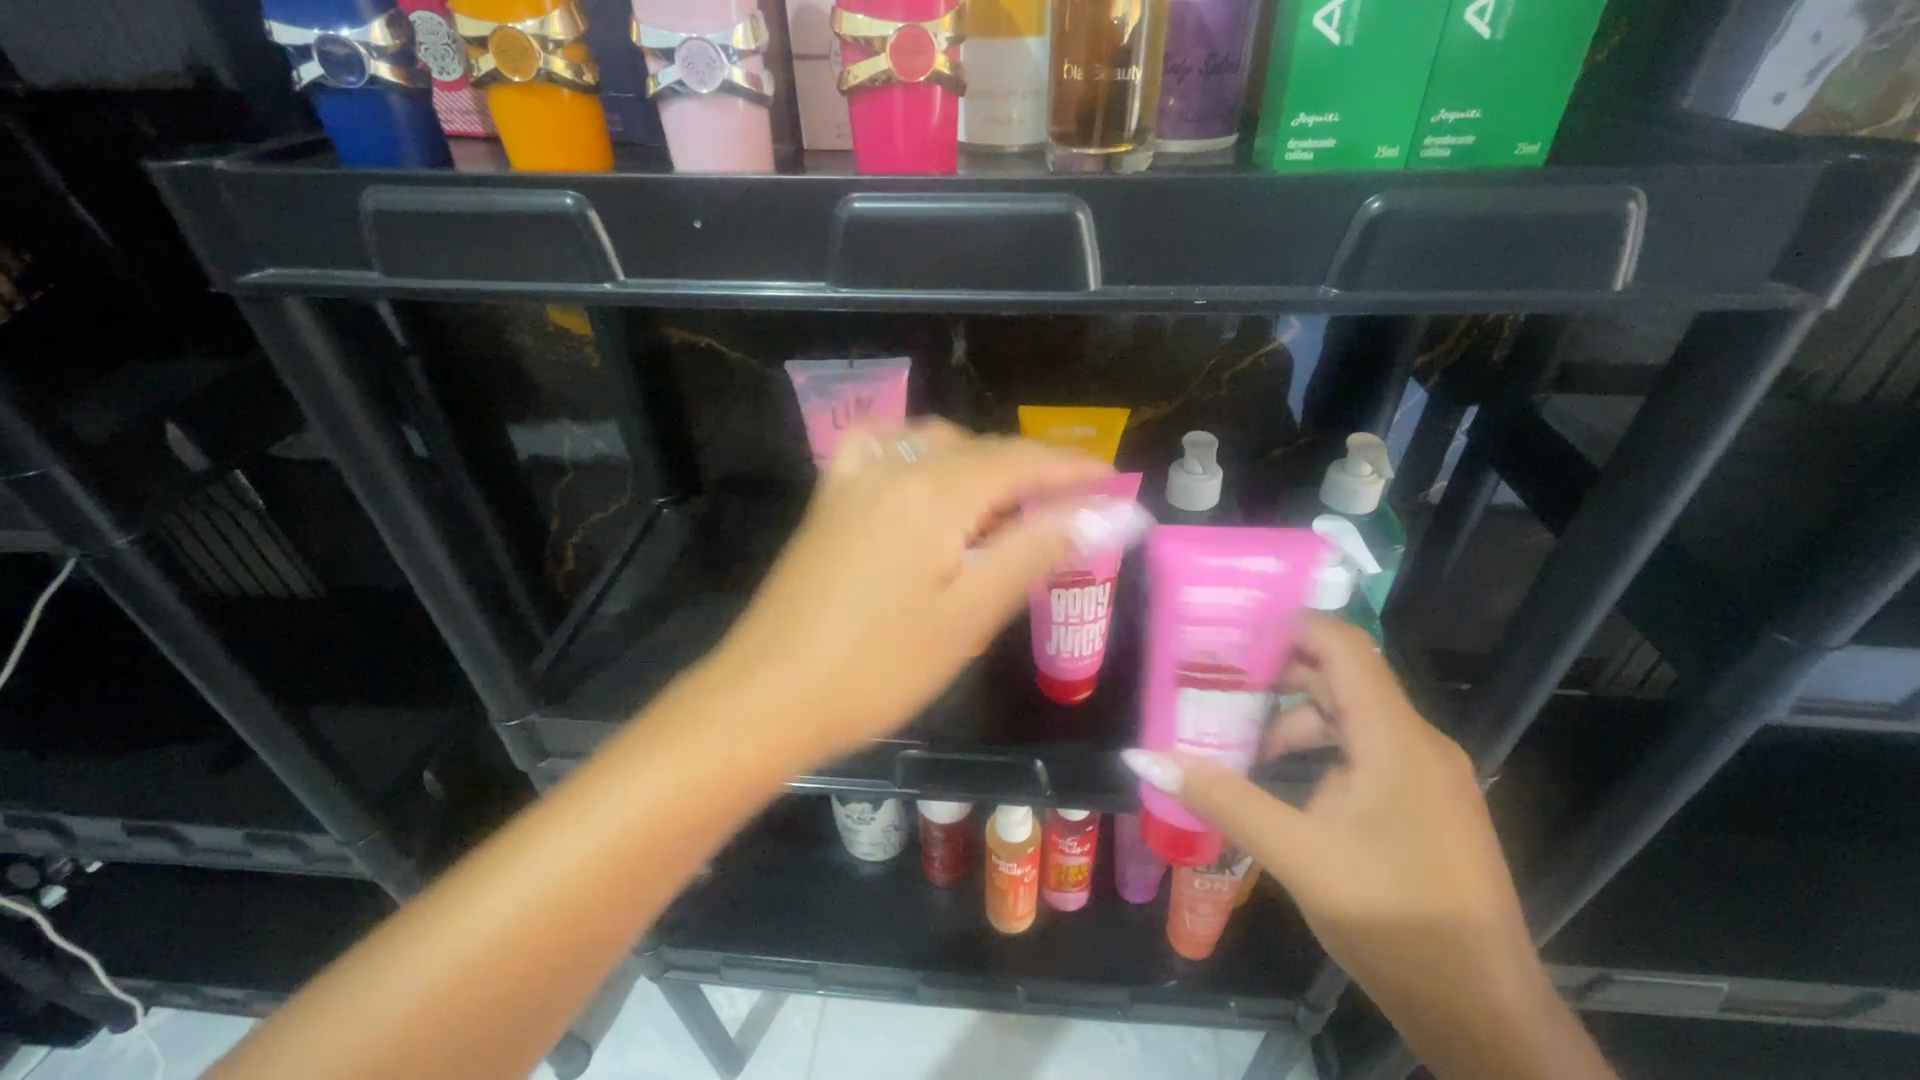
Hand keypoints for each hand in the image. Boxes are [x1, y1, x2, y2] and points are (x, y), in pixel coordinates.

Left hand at [707, 419, 1138, 760]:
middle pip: (981, 449)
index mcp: (935, 491)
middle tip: (1077, 508)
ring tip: (1012, 504)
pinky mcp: (827, 503)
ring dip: (982, 463)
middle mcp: (893, 468)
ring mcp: (852, 481)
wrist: (765, 697)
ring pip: (934, 447)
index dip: (1075, 469)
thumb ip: (1036, 552)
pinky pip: (884, 453)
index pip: (1022, 461)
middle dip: (1034, 470)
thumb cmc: (877, 669)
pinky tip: (927, 482)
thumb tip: (1108, 514)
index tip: (1118, 483)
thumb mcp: (968, 616)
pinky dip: (920, 456)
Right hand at [1123, 616, 1610, 1078]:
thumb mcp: (1297, 855)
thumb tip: (1144, 757)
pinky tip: (1280, 792)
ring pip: (1352, 724)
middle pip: (1342, 681)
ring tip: (1233, 748)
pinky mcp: (1425, 810)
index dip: (1288, 627)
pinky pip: (1366, 760)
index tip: (1226, 632)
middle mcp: (1417, 744)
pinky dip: (1319, 761)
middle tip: (1209, 686)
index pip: (1344, 646)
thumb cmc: (1394, 921)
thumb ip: (1221, 799)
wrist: (1484, 1012)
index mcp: (1396, 738)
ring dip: (1294, 727)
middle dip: (1275, 679)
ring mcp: (1426, 779)